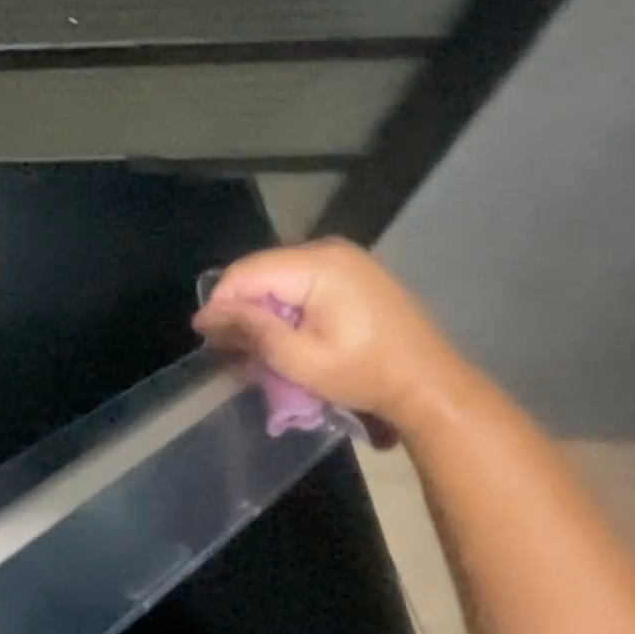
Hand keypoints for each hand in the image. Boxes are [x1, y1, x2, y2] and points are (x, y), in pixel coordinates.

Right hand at [191, 238, 471, 432]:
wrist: (430, 383)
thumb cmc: (366, 374)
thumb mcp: (299, 359)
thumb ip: (251, 330)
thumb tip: (204, 316)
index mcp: (318, 265)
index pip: (243, 273)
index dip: (221, 306)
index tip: (215, 342)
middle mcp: (328, 249)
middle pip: (258, 271)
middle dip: (241, 307)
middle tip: (237, 348)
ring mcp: (344, 258)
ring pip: (275, 275)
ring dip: (262, 308)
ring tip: (262, 344)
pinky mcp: (351, 270)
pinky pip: (298, 278)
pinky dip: (284, 304)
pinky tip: (289, 332)